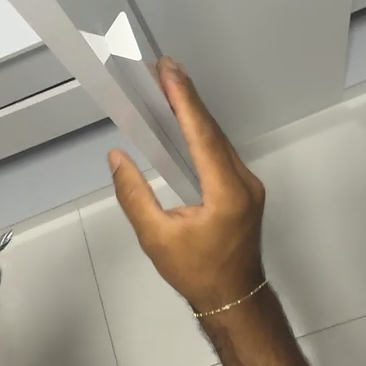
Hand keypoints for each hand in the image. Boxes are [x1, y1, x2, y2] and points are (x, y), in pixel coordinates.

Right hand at [108, 57, 267, 312]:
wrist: (235, 300)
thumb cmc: (195, 273)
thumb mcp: (156, 238)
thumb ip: (134, 196)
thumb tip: (117, 158)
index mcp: (226, 192)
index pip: (203, 136)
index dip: (185, 102)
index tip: (170, 73)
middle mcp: (243, 182)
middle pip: (213, 130)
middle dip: (188, 97)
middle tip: (166, 66)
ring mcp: (248, 185)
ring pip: (219, 139)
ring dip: (196, 111)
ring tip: (173, 83)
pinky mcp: (245, 189)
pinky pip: (222, 151)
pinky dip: (203, 130)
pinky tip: (188, 118)